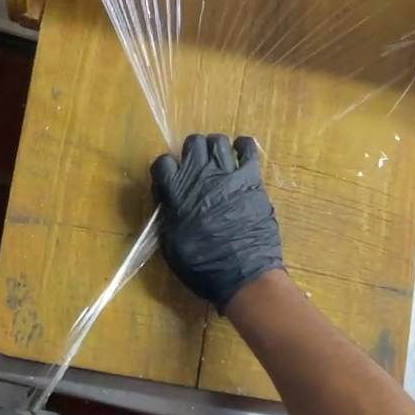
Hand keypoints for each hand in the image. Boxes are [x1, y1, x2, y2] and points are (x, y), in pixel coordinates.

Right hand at [150, 133, 284, 309]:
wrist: (242, 274)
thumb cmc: (202, 265)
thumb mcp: (171, 243)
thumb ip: (168, 215)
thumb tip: (169, 201)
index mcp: (176, 192)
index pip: (162, 162)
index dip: (165, 171)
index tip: (170, 183)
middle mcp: (199, 175)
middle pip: (192, 143)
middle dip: (192, 152)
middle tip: (196, 169)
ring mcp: (227, 174)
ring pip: (219, 141)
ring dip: (215, 148)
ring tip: (217, 162)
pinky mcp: (251, 178)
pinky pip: (248, 149)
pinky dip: (243, 146)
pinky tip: (240, 152)